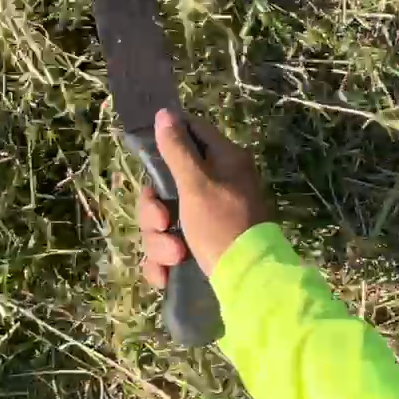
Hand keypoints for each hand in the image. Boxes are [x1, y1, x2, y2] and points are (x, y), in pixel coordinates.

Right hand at [136, 108, 265, 285]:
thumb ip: (177, 149)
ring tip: (175, 256)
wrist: (249, 286)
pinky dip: (163, 262)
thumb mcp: (197, 184)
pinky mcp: (200, 248)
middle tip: (163, 223)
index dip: (168, 139)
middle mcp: (217, 185)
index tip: (149, 156)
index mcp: (224, 162)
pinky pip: (168, 247)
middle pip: (167, 183)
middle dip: (155, 210)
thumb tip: (164, 113)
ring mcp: (208, 219)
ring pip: (164, 219)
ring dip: (160, 241)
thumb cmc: (223, 226)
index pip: (192, 131)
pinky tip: (167, 274)